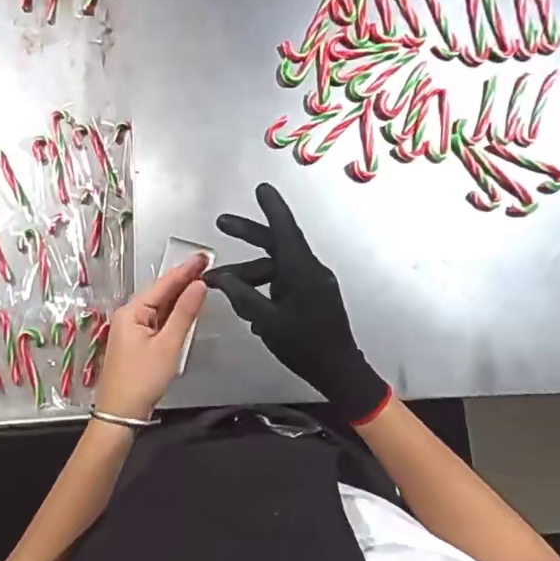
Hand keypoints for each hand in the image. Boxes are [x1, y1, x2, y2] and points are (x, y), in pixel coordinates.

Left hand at [92, 254, 209, 420]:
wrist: (121, 412)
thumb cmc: (140, 381)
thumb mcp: (168, 345)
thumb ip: (184, 313)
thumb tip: (198, 286)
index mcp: (132, 312)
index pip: (163, 284)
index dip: (186, 270)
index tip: (202, 257)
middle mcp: (129, 316)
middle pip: (161, 293)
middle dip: (184, 280)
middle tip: (206, 266)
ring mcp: (132, 329)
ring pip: (160, 307)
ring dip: (180, 296)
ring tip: (201, 282)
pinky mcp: (137, 342)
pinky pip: (158, 320)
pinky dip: (173, 314)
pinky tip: (186, 309)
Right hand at [203, 183, 388, 423]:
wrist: (340, 371)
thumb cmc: (305, 345)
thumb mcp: (267, 321)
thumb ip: (242, 296)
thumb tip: (219, 279)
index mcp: (302, 271)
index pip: (284, 229)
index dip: (271, 207)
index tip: (261, 189)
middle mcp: (309, 272)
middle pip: (275, 245)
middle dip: (248, 235)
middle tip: (222, 224)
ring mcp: (313, 286)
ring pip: (275, 270)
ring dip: (249, 277)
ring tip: (222, 288)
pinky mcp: (313, 299)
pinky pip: (284, 286)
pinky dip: (264, 292)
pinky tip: (250, 312)